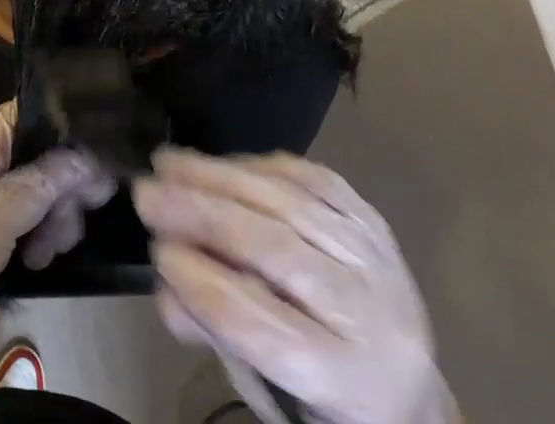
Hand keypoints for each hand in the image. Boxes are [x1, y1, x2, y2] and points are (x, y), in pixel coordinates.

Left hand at [0, 101, 115, 381]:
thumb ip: (40, 183)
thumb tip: (87, 157)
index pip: (25, 114)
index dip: (59, 121)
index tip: (94, 148)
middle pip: (49, 160)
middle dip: (67, 190)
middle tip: (69, 220)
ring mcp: (0, 209)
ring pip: (50, 196)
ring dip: (58, 223)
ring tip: (44, 253)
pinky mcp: (5, 240)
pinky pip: (40, 227)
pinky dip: (47, 241)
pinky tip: (38, 262)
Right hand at [134, 149, 457, 423]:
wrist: (406, 382)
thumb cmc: (318, 391)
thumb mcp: (264, 383)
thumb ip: (212, 329)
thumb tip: (166, 278)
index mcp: (338, 374)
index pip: (258, 321)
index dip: (199, 282)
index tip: (157, 253)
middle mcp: (366, 311)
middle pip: (276, 250)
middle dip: (202, 216)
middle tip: (147, 193)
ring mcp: (375, 257)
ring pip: (292, 205)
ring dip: (220, 178)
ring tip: (170, 164)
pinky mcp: (374, 220)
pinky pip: (314, 179)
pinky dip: (260, 165)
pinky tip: (221, 163)